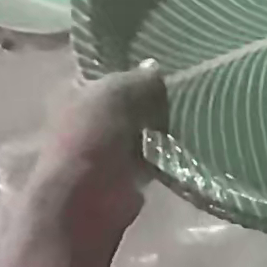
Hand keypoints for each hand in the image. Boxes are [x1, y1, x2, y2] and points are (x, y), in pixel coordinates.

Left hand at [16, 63, 168, 256]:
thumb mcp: (112, 97)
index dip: (133, 72)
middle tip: (187, 95)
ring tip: (194, 120)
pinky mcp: (125, 177)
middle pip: (125, 105)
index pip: (106, 76)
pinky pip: (151, 158)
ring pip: (140, 131)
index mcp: (73, 93)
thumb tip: (158, 67)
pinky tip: (187, 149)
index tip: (166, 70)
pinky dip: (166, 154)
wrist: (84, 200)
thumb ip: (136, 81)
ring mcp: (105, 151)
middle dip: (151, 102)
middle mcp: (85, 119)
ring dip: (161, 129)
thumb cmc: (89, 141)